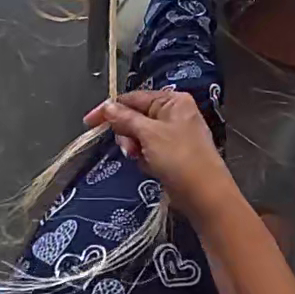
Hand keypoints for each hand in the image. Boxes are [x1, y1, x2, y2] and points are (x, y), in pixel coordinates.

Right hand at [84, 90, 233, 216]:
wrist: (205, 195)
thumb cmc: (180, 158)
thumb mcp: (149, 134)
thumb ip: (126, 118)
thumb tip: (108, 107)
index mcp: (172, 101)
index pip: (134, 98)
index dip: (110, 109)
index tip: (89, 122)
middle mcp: (174, 114)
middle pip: (135, 117)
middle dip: (127, 133)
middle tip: (130, 149)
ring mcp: (173, 135)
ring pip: (139, 136)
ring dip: (135, 148)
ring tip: (142, 159)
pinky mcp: (172, 154)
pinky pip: (148, 151)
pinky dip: (145, 158)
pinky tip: (151, 168)